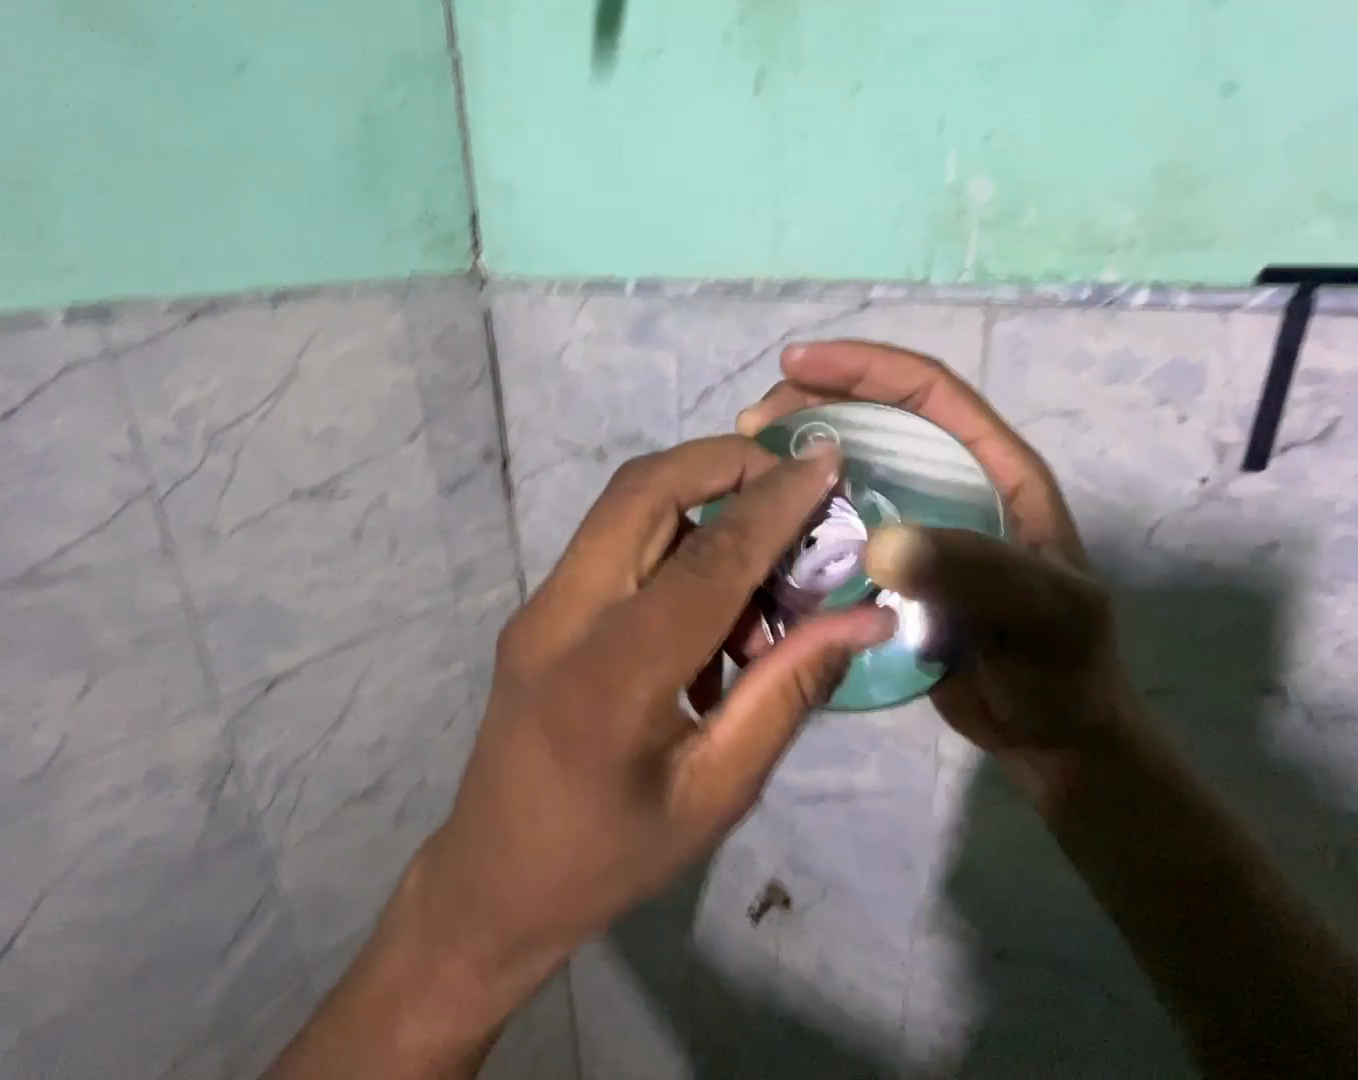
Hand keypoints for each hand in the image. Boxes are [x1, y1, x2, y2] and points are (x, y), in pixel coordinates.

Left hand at [400, 436, 896, 1027]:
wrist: (492, 884)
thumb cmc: (610, 857)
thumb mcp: (716, 791)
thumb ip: (787, 693)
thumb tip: (865, 618)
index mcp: (611, 675)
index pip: (707, 559)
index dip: (774, 504)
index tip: (829, 465)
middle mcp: (561, 617)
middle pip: (641, 490)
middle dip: (723, 463)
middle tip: (792, 482)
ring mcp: (538, 610)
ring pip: (622, 509)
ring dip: (698, 506)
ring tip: (761, 575)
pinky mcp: (536, 615)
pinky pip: (611, 547)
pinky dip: (670, 546)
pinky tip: (709, 617)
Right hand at [736, 341, 1136, 804]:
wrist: (1050, 735)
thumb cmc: (1061, 665)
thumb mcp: (1038, 612)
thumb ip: (972, 572)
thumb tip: (880, 543)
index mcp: (995, 471)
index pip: (928, 393)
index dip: (863, 368)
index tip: (793, 364)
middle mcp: (950, 489)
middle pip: (875, 426)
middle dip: (813, 411)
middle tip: (751, 426)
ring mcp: (916, 533)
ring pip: (847, 482)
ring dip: (797, 469)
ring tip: (745, 472)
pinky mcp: (889, 576)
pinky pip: (835, 537)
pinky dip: (798, 529)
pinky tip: (761, 536)